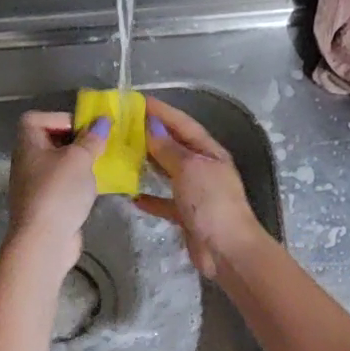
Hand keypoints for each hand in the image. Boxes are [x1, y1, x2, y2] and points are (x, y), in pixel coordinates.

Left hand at [7, 110, 102, 273]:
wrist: (44, 241)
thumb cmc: (58, 192)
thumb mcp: (79, 159)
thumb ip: (92, 139)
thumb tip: (102, 121)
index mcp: (27, 144)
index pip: (37, 118)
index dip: (61, 119)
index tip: (84, 129)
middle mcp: (26, 162)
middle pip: (50, 141)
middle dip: (76, 143)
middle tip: (98, 147)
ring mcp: (34, 186)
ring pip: (59, 166)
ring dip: (79, 165)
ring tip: (101, 167)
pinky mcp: (45, 206)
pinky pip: (62, 187)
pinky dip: (77, 186)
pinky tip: (93, 191)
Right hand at [134, 96, 266, 278]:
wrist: (226, 250)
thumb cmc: (211, 203)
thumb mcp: (189, 169)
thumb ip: (168, 148)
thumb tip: (152, 126)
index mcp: (209, 152)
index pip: (182, 124)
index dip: (162, 111)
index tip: (137, 101)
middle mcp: (203, 168)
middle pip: (174, 146)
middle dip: (151, 135)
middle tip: (123, 126)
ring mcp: (196, 192)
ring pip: (168, 172)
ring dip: (148, 163)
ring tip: (123, 154)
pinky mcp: (187, 215)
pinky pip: (165, 202)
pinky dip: (150, 198)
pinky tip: (132, 197)